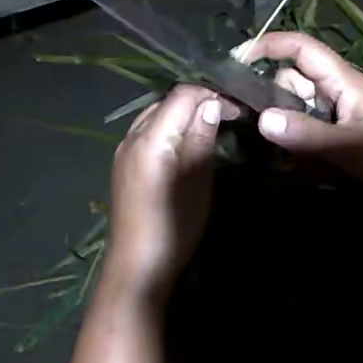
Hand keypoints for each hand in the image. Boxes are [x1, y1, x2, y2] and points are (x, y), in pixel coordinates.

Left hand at [105, 84, 222, 301]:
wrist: (136, 267)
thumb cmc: (174, 229)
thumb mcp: (197, 183)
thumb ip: (202, 140)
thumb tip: (213, 104)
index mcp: (151, 139)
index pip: (183, 96)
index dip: (212, 95)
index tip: (239, 109)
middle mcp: (132, 136)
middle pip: (167, 101)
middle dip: (199, 102)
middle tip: (230, 117)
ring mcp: (123, 148)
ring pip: (156, 114)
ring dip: (183, 114)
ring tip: (212, 127)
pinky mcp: (123, 162)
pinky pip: (147, 130)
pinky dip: (169, 127)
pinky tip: (187, 142)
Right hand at [234, 31, 362, 200]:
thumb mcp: (353, 147)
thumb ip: (309, 134)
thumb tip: (261, 119)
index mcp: (342, 81)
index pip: (301, 48)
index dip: (268, 45)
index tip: (235, 60)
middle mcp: (334, 92)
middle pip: (290, 80)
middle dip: (267, 96)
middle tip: (243, 121)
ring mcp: (335, 114)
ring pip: (294, 107)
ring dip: (279, 124)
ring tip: (263, 149)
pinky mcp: (336, 135)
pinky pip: (304, 130)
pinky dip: (292, 141)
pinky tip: (286, 163)